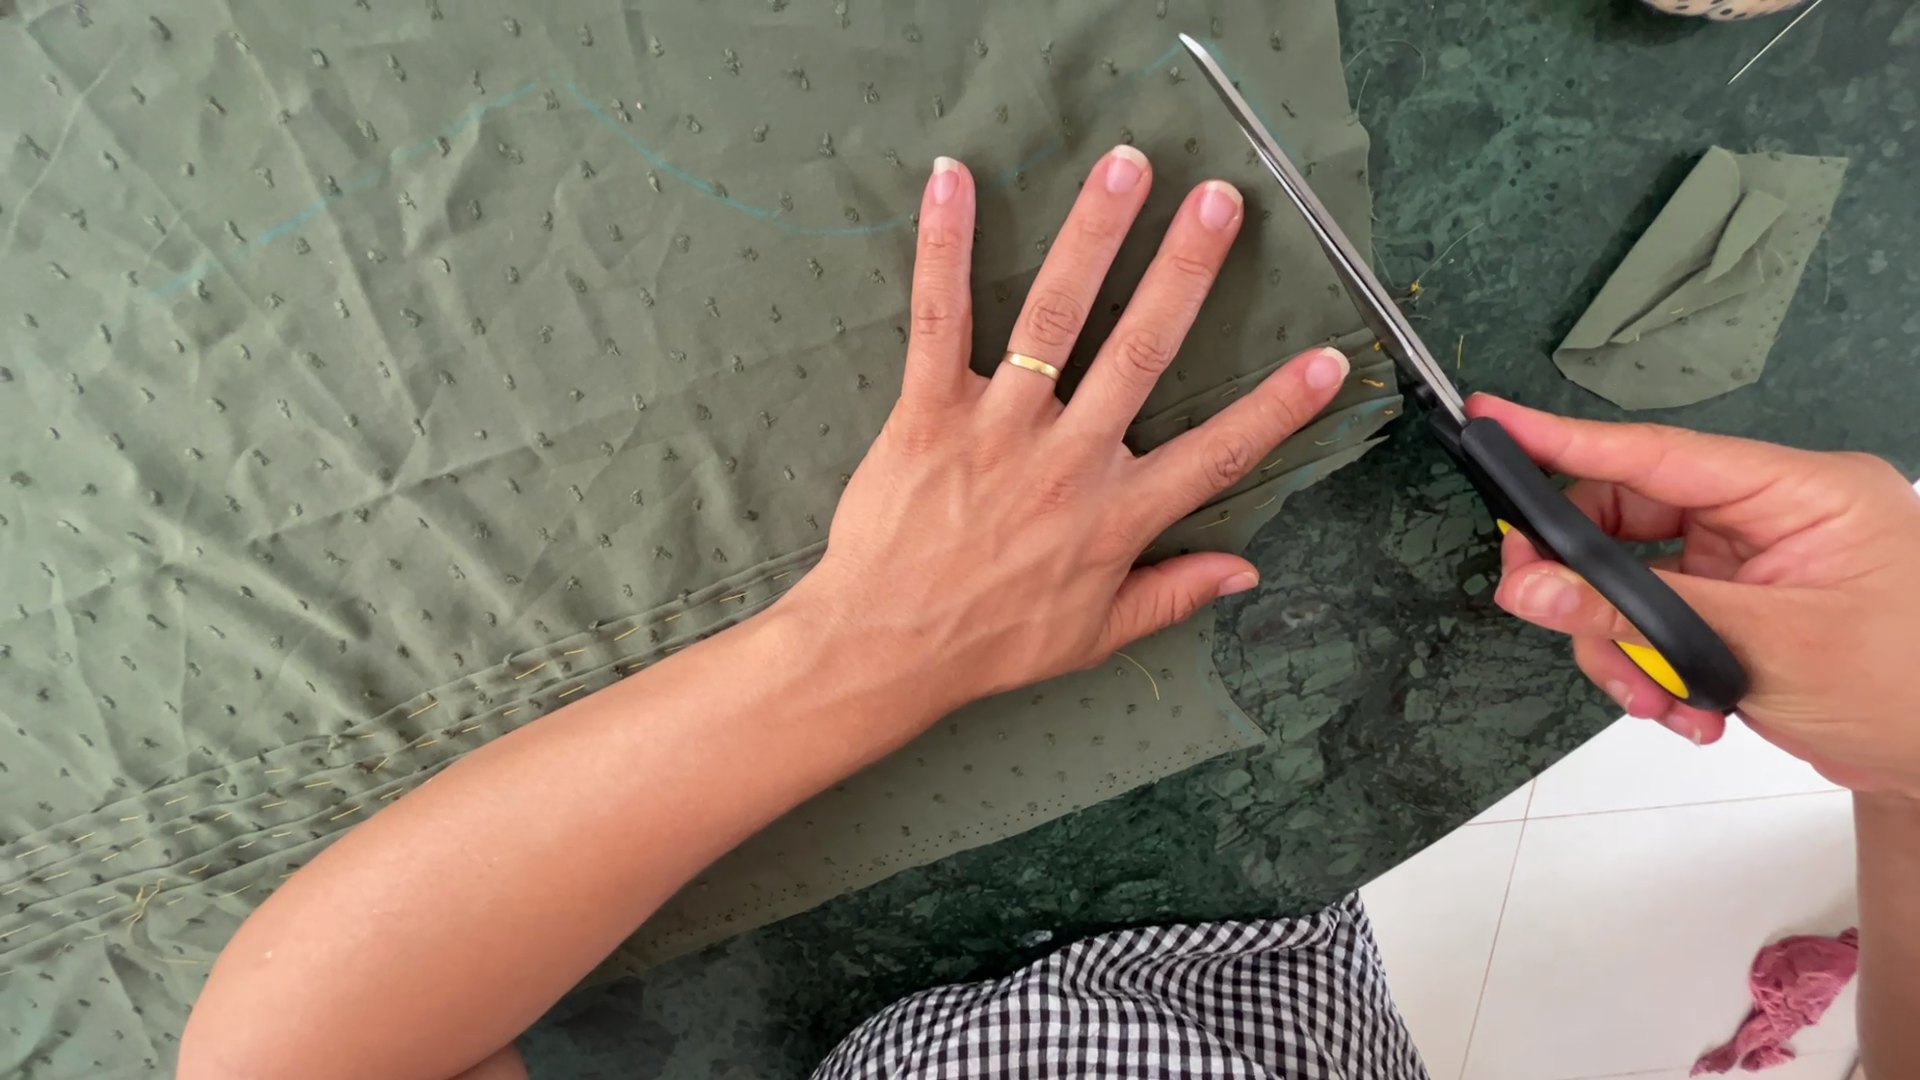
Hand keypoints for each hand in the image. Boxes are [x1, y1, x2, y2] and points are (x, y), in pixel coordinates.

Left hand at [785, 148, 1350, 725]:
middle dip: (1186, 272)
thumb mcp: (1093, 636)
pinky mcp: (929, 411)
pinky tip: (953, 182)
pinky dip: (946, 248)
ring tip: (1127, 166)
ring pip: (1055, 317)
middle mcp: (1069, 459)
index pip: (1218, 456)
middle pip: (1142, 353)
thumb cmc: (991, 641)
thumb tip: (1248, 571)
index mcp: (1116, 516)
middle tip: (1218, 201)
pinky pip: (939, 318)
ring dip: (1094, 236)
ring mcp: (998, 427)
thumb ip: (1172, 597)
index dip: (1279, 410)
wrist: (887, 643)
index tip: (1329, 361)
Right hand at [1473, 395, 1919, 796]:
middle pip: (1612, 521)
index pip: (1650, 454)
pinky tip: (1671, 699)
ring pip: (1612, 577)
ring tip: (1651, 692)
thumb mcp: (1765, 646)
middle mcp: (1755, 516)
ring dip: (1612, 640)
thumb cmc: (1918, 693)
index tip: (1490, 418)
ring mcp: (1730, 560)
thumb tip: (1530, 589)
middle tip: (1545, 609)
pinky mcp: (1713, 600)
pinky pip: (1631, 614)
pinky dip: (1633, 660)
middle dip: (1582, 582)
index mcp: (1793, 494)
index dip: (1559, 438)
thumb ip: (1633, 611)